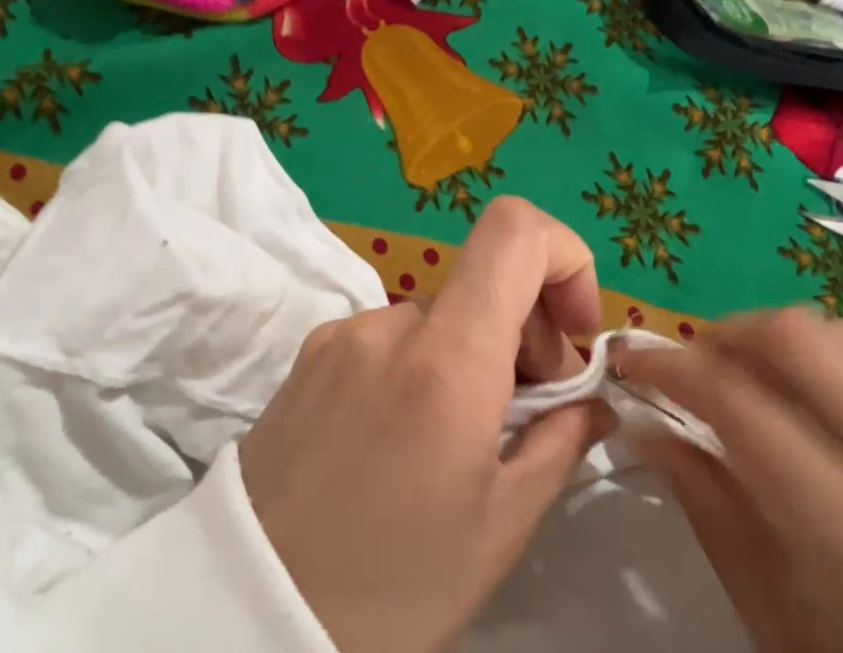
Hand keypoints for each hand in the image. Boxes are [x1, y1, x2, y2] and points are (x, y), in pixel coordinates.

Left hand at [239, 197, 614, 652]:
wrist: (251, 610)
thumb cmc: (394, 582)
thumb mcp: (502, 525)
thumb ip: (561, 441)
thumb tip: (591, 400)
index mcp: (446, 359)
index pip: (515, 233)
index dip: (566, 258)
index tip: (574, 331)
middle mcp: (388, 326)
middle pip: (481, 287)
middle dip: (526, 336)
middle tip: (529, 415)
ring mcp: (338, 337)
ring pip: (437, 320)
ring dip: (470, 359)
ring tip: (461, 440)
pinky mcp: (306, 359)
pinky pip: (387, 340)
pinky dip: (420, 368)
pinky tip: (405, 440)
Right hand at [623, 308, 842, 652]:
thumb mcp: (792, 638)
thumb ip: (719, 524)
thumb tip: (653, 433)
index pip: (744, 404)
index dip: (672, 367)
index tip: (630, 362)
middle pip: (806, 340)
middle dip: (725, 333)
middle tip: (685, 365)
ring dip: (781, 341)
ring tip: (743, 378)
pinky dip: (835, 367)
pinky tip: (813, 407)